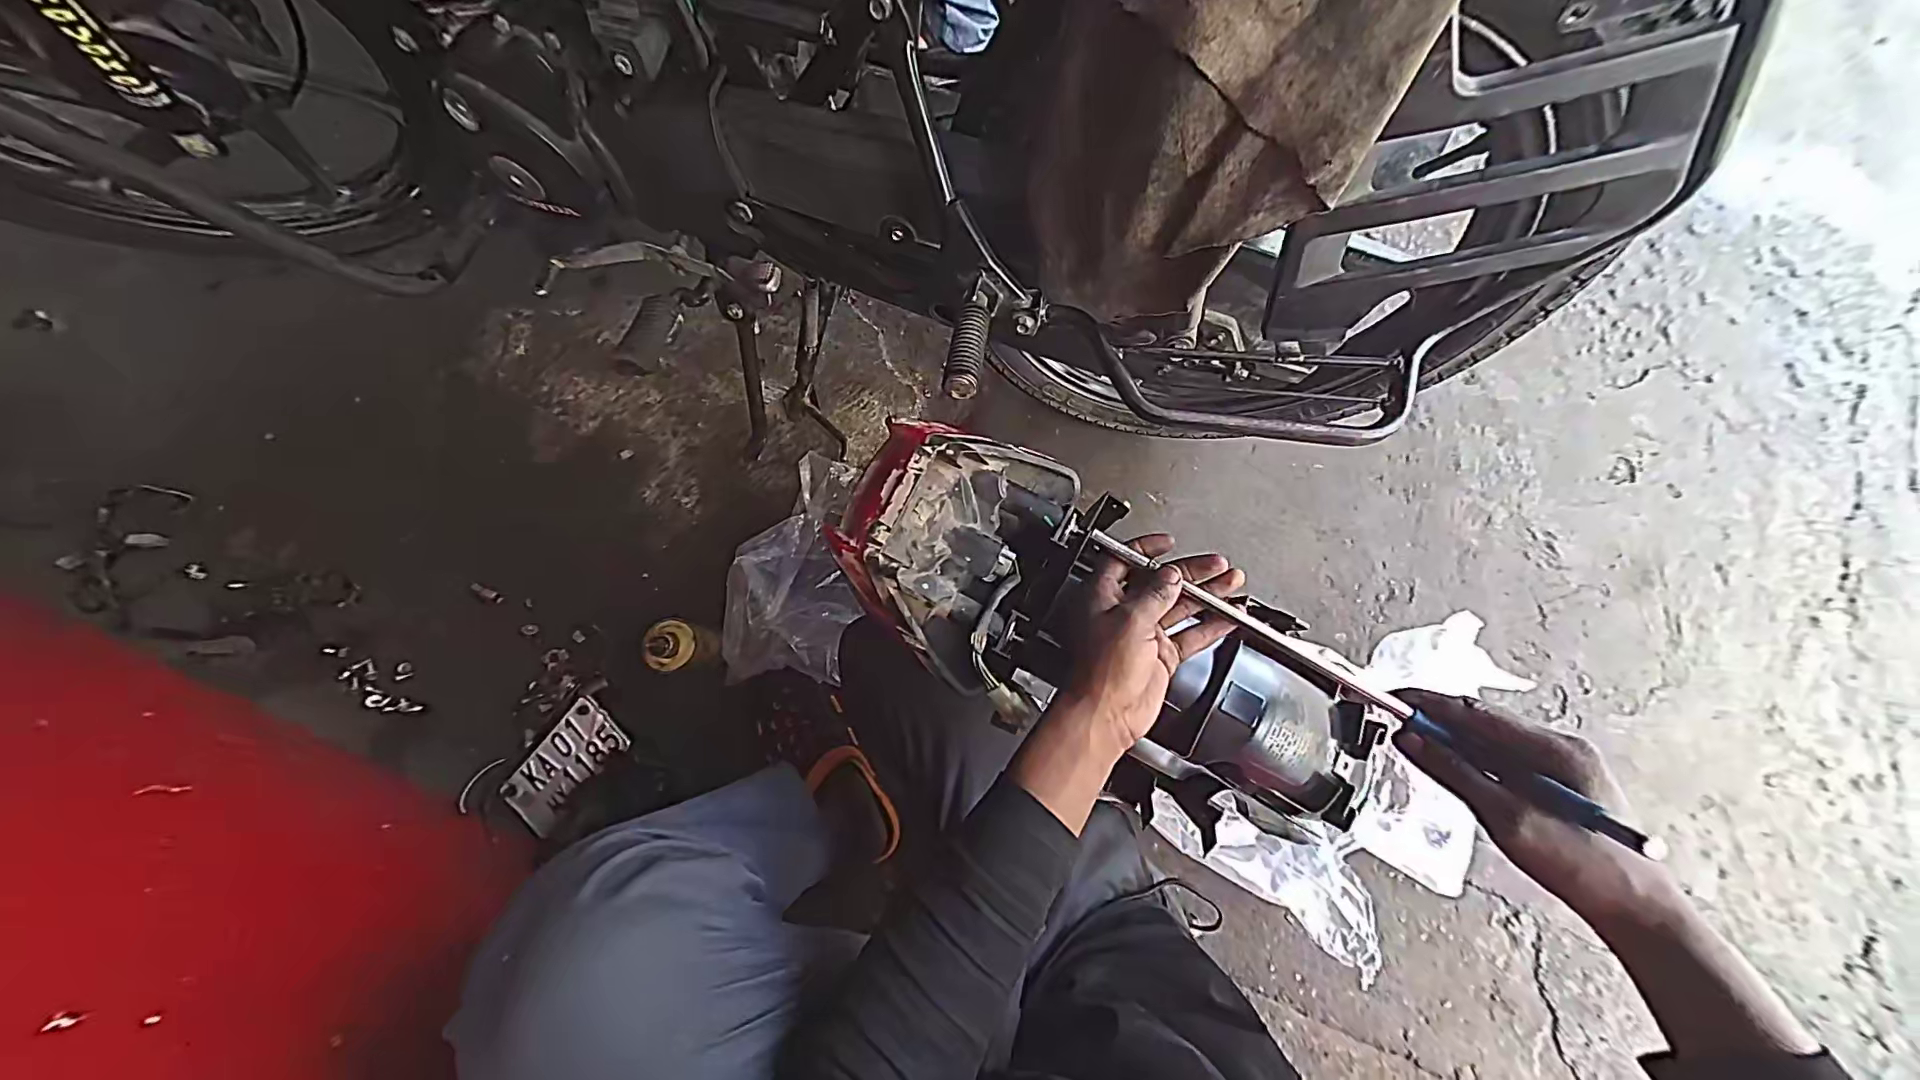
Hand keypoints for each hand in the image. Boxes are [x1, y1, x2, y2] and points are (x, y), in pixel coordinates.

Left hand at [1061, 533, 1245, 753]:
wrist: (1107, 715)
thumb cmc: (1102, 672)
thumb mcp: (1130, 620)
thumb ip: (1154, 594)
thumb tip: (1170, 576)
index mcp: (1103, 597)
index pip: (1124, 561)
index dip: (1146, 548)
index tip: (1167, 543)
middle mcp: (1122, 613)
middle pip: (1160, 583)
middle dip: (1190, 572)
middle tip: (1217, 564)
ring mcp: (1143, 635)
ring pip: (1180, 607)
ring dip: (1207, 595)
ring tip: (1232, 582)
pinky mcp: (1160, 656)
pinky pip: (1190, 635)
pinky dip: (1211, 626)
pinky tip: (1230, 617)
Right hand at [1392, 690, 1677, 929]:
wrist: (1640, 912)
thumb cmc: (1582, 866)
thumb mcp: (1506, 816)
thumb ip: (1454, 772)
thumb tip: (1410, 739)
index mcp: (1555, 749)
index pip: (1474, 712)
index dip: (1428, 703)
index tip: (1392, 699)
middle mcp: (1559, 748)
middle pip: (1480, 722)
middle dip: (1434, 719)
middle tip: (1392, 720)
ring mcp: (1559, 766)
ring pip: (1487, 740)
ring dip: (1448, 739)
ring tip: (1411, 742)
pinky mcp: (1553, 783)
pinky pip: (1498, 758)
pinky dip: (1466, 756)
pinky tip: (1446, 763)